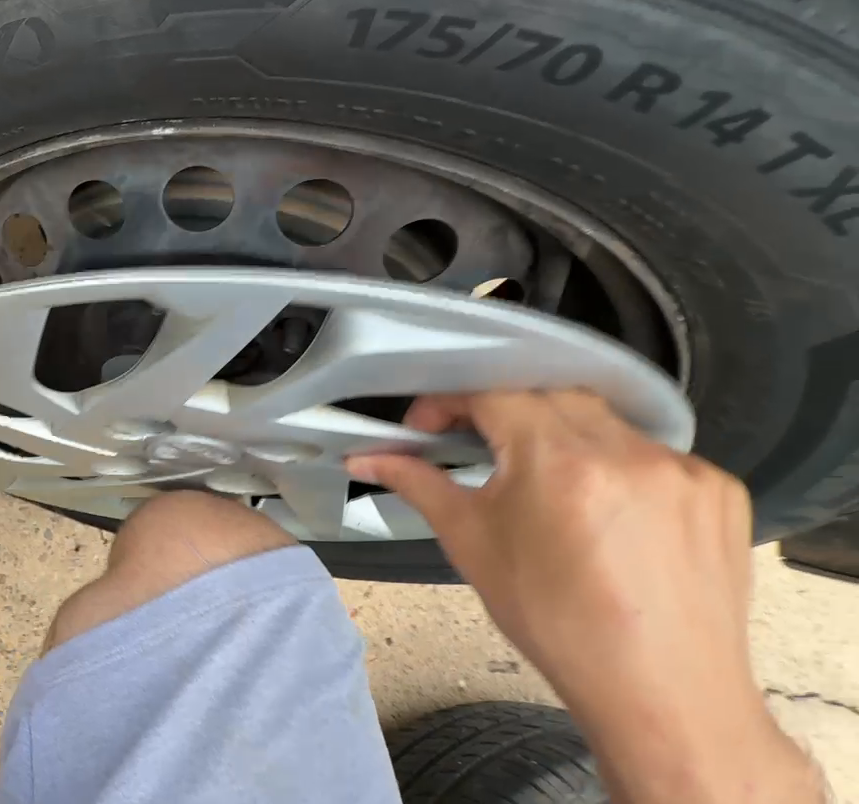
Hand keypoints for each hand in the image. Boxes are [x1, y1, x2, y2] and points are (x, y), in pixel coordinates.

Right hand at [347, 392, 817, 802]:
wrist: (660, 690)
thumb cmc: (555, 617)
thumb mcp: (468, 540)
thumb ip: (416, 482)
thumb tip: (365, 459)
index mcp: (560, 460)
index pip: (490, 394)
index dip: (447, 404)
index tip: (427, 429)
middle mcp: (627, 453)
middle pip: (546, 394)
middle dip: (500, 409)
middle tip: (471, 440)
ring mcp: (682, 471)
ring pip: (600, 419)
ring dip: (556, 431)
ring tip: (535, 473)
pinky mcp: (719, 493)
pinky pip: (650, 451)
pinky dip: (612, 461)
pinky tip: (597, 502)